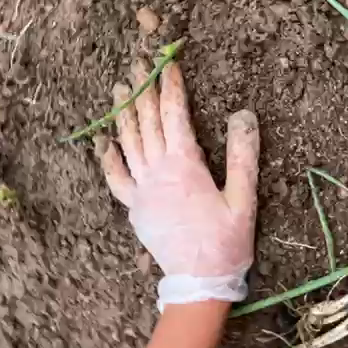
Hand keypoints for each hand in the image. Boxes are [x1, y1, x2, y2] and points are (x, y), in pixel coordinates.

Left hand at [98, 58, 259, 309]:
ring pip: (128, 143)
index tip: (169, 63)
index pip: (174, 114)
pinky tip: (104, 142)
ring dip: (124, 114)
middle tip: (139, 63)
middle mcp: (158, 171)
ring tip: (120, 89)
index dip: (171, 86)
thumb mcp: (243, 198)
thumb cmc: (226, 242)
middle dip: (144, 90)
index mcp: (185, 165)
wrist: (199, 284)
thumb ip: (243, 156)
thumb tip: (243, 116)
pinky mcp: (134, 207)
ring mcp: (141, 190)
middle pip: (147, 122)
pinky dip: (109, 157)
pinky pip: (116, 178)